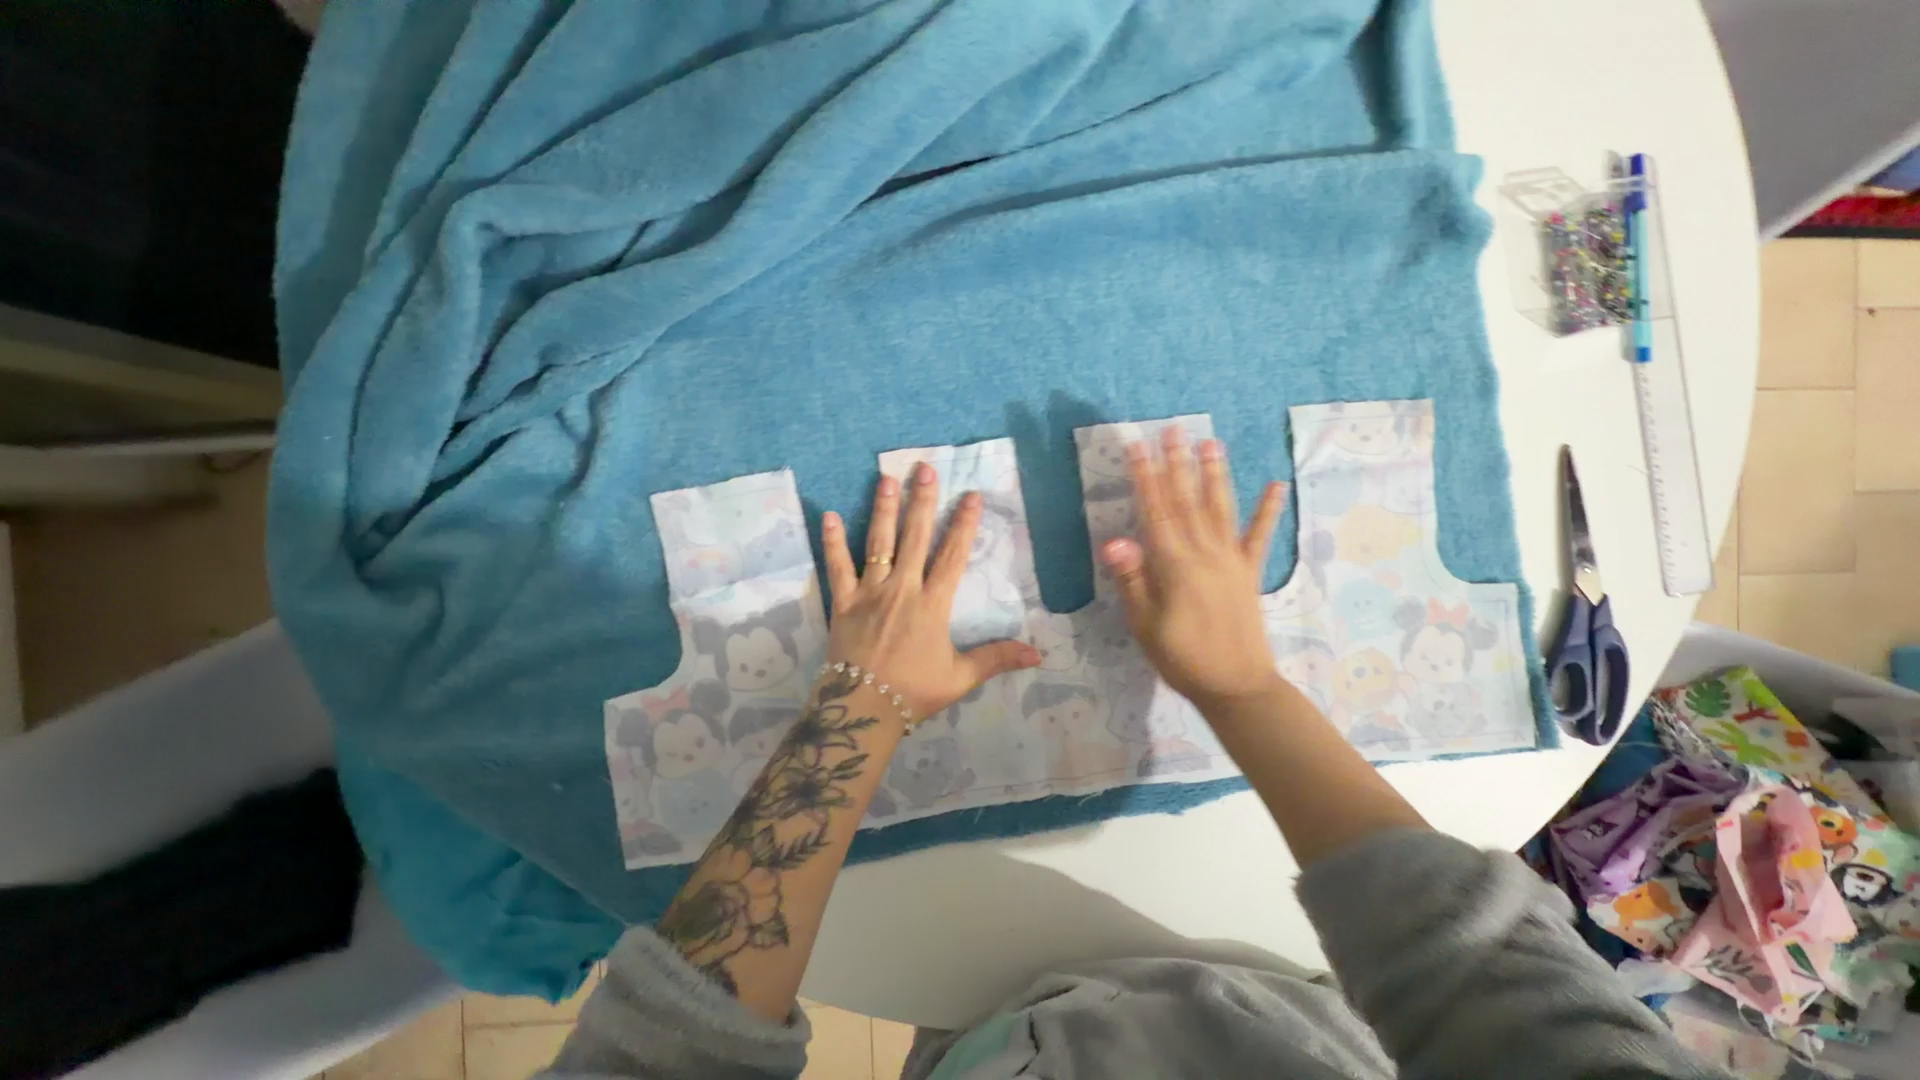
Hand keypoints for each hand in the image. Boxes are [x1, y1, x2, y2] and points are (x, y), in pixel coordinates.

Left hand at [821, 462, 1040, 720]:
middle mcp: (902, 588)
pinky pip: (837, 567)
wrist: (862, 708)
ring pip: (877, 542)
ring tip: (886, 478)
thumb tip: (1038, 655)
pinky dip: (833, 542)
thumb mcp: (960, 677)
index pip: (952, 555)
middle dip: (922, 501)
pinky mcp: (843, 603)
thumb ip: (996, 658)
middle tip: (924, 468)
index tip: (970, 495)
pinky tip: (829, 516)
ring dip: (883, 509)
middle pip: (914, 537)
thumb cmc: (914, 692)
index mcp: (933, 604)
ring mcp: (869, 593)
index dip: (963, 524)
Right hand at [1098, 427, 1288, 711]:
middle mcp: (1204, 554)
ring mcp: (1231, 561)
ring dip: (1215, 475)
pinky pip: (1259, 537)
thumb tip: (1113, 539)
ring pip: (1220, 509)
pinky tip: (1276, 486)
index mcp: (1174, 566)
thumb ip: (1133, 580)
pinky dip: (1267, 511)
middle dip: (1177, 463)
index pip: (1155, 511)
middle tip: (1173, 429)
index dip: (1145, 478)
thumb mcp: (1145, 624)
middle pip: (1187, 501)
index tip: (1137, 447)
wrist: (1236, 685)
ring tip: (1212, 442)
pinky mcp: (1249, 573)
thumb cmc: (1181, 658)